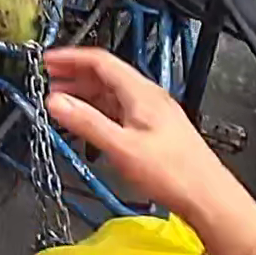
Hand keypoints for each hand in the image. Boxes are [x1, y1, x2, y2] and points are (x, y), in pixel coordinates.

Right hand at [44, 47, 247, 219]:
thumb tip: (57, 102)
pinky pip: (119, 108)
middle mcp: (148, 97)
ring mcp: (152, 112)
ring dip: (84, 91)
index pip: (100, 61)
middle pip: (106, 73)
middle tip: (49, 78)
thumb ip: (86, 122)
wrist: (207, 196)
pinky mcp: (154, 129)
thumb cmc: (175, 173)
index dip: (71, 57)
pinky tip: (87, 120)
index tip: (49, 61)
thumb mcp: (121, 147)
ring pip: (112, 91)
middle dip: (74, 73)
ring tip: (61, 97)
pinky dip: (97, 108)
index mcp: (141, 93)